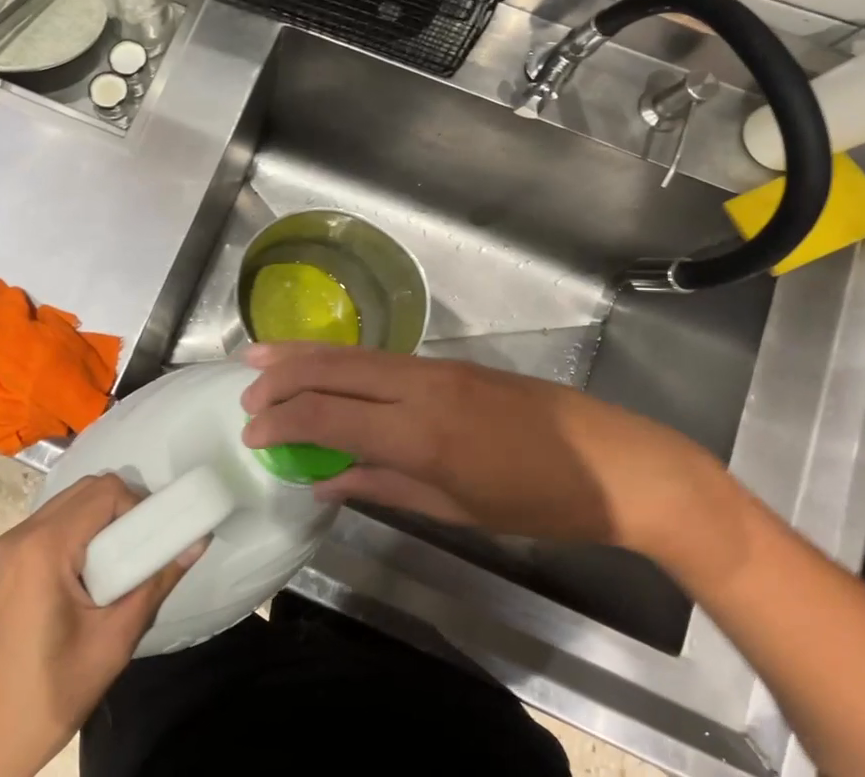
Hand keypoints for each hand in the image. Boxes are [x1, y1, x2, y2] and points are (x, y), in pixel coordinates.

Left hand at [0, 474, 200, 776]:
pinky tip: (88, 583)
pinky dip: (74, 540)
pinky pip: (45, 531)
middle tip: (143, 556)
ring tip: (118, 573)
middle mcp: (16, 537)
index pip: (103, 493)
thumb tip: (196, 541)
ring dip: (98, 526)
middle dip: (121, 513)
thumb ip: (156, 582)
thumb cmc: (53, 693)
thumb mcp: (115, 639)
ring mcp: (1, 551)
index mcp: (41, 549)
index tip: (158, 543)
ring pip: (64, 508)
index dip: (140, 508)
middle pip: (83, 493)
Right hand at [237, 343, 748, 574]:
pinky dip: (341, 361)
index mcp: (419, 433)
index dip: (282, 421)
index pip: (328, 416)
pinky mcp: (452, 364)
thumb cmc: (539, 503)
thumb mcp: (455, 509)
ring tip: (261, 360)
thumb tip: (323, 480)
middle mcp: (420, 388)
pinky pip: (382, 358)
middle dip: (282, 377)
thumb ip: (383, 486)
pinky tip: (323, 367)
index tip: (250, 433)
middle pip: (333, 370)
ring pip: (354, 354)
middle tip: (244, 391)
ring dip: (304, 357)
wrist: (620, 465)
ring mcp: (438, 369)